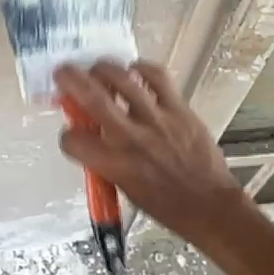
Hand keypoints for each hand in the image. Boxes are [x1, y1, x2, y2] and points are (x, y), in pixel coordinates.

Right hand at [52, 59, 245, 246]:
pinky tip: (133, 70)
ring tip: (96, 68)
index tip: (72, 133)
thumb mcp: (126, 190)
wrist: (212, 207)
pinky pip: (157, 76)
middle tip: (62, 71)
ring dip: (102, 68)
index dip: (68, 136)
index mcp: (116, 166)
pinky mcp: (179, 108)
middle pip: (92, 97)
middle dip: (70, 79)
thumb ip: (105, 161)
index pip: (74, 141)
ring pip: (123, 79)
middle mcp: (132, 138)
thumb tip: (89, 135)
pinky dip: (141, 67)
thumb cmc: (167, 206)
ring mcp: (157, 119)